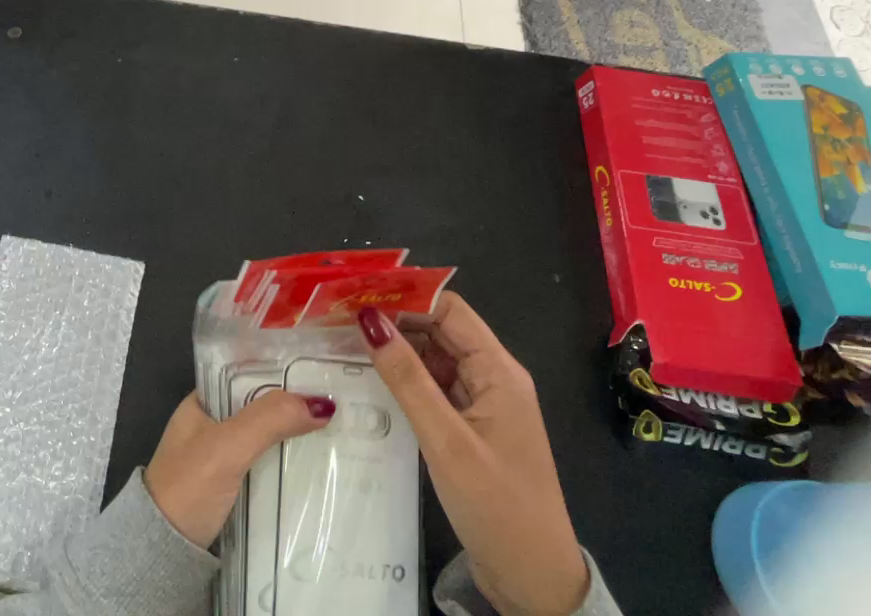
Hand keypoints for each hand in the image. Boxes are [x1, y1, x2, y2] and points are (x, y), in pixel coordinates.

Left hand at [143, 391, 334, 548]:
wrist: (162, 551)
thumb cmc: (188, 487)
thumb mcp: (227, 446)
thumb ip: (268, 420)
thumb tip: (322, 404)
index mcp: (202, 403)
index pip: (247, 374)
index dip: (281, 372)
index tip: (322, 374)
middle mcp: (211, 425)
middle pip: (260, 407)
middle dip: (295, 407)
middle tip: (343, 404)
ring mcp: (222, 457)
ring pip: (267, 437)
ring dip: (295, 437)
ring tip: (341, 431)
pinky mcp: (233, 487)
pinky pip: (267, 465)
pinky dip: (289, 464)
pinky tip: (318, 465)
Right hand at [358, 295, 588, 615]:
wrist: (533, 579)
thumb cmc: (496, 506)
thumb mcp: (446, 440)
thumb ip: (406, 378)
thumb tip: (369, 319)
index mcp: (499, 371)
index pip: (449, 310)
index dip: (405, 296)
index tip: (355, 292)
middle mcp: (493, 378)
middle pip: (440, 329)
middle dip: (393, 318)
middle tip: (337, 315)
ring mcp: (482, 403)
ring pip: (434, 357)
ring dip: (396, 348)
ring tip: (343, 340)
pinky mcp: (470, 427)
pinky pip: (434, 386)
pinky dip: (404, 378)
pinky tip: (369, 379)